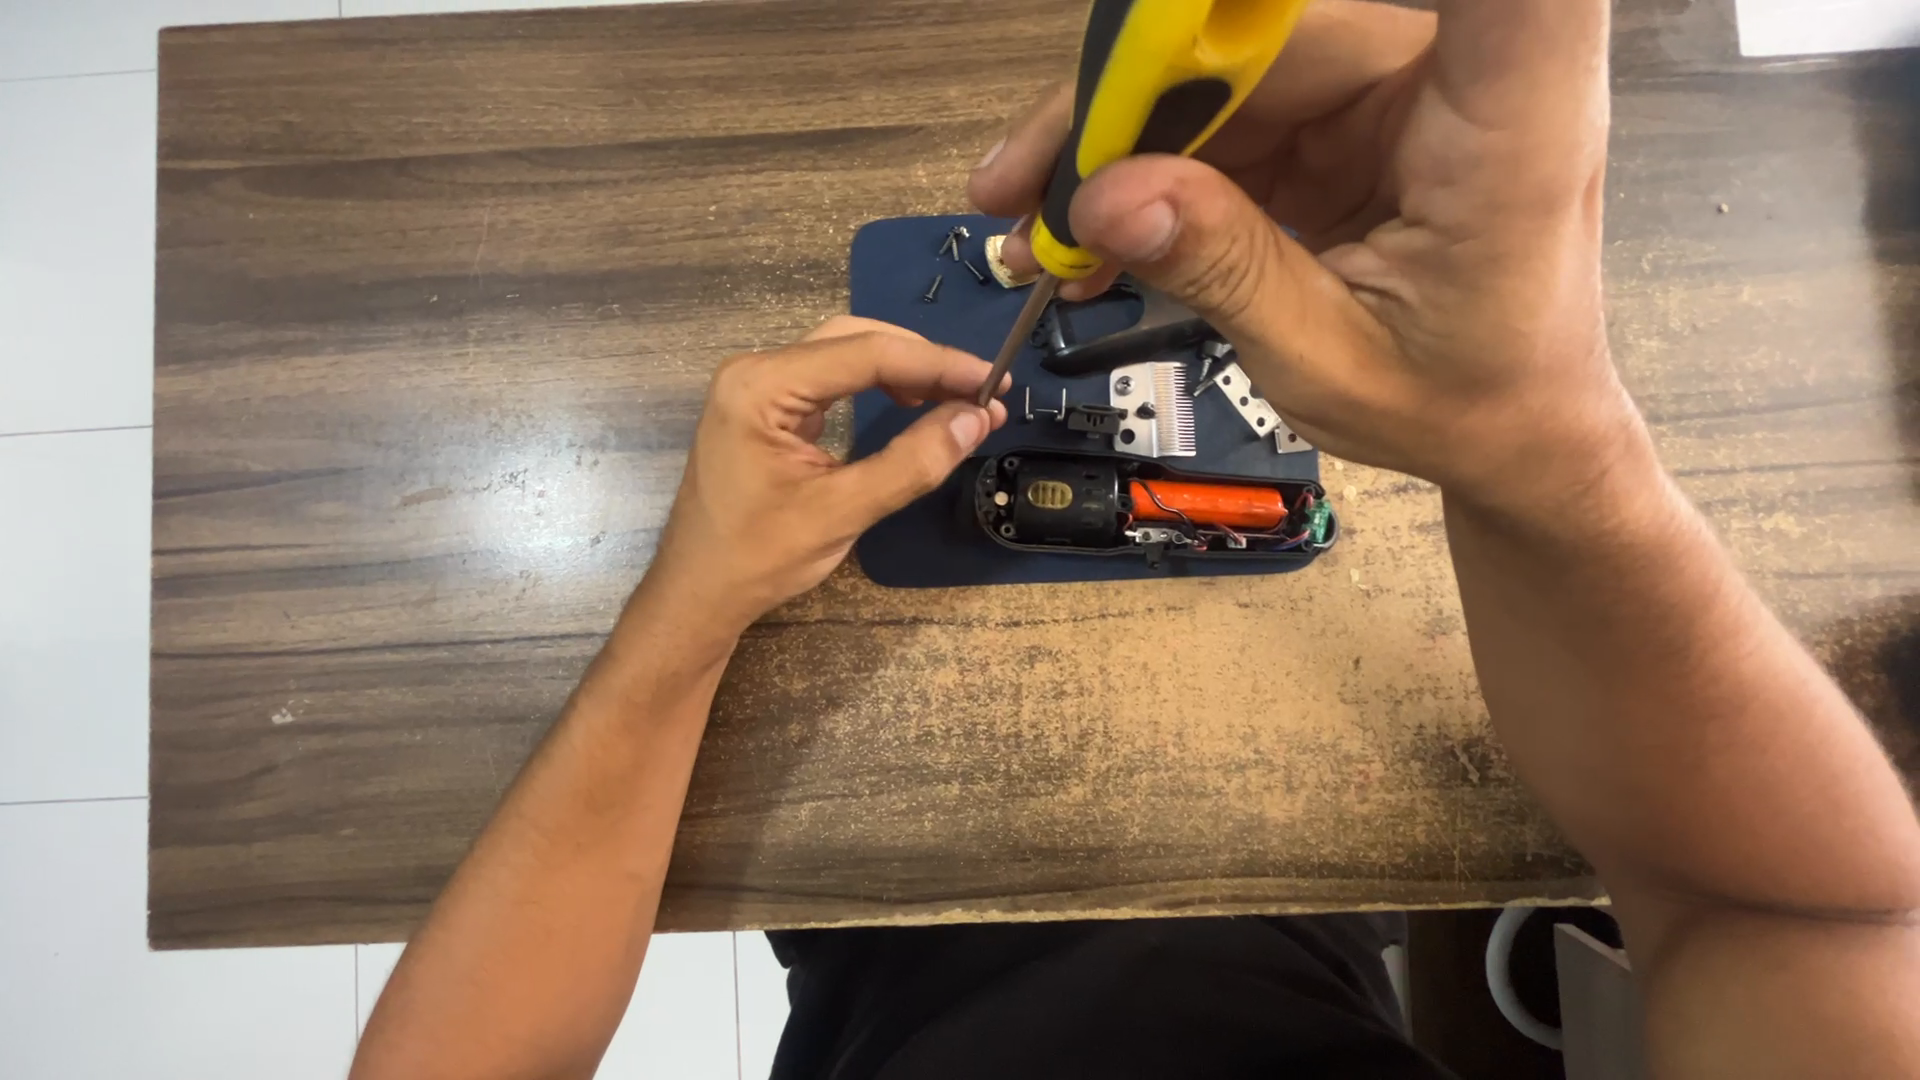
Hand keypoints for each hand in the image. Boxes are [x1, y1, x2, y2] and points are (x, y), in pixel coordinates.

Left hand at [635, 317, 1007, 640]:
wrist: (699, 592)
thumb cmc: (758, 557)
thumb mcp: (842, 512)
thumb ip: (911, 463)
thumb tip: (976, 419)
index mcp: (762, 386)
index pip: (866, 353)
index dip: (937, 363)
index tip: (994, 382)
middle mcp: (756, 371)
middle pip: (854, 340)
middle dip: (921, 361)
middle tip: (979, 389)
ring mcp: (759, 388)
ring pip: (844, 355)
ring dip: (903, 371)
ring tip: (955, 397)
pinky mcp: (767, 409)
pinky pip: (831, 381)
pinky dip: (877, 387)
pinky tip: (910, 402)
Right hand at [970, 0, 1644, 515]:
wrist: (1496, 428)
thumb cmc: (1449, 399)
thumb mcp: (1322, 356)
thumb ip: (1225, 269)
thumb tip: (1104, 199)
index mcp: (1498, 110)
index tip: (1180, 13)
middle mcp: (1436, 71)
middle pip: (1256, 37)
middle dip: (1121, 108)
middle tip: (1012, 188)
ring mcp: (1376, 100)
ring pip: (1216, 88)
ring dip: (1113, 161)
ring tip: (1031, 238)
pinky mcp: (1331, 133)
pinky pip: (1219, 138)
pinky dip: (1147, 191)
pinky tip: (1086, 246)